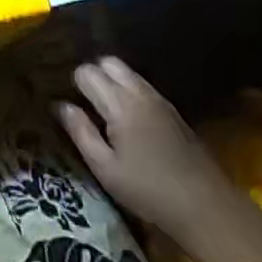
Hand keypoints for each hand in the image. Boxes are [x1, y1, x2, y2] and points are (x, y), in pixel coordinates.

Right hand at [56, 57, 241, 235]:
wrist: (201, 199)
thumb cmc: (146, 188)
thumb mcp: (105, 168)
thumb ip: (81, 132)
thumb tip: (61, 106)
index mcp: (120, 103)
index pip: (88, 72)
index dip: (74, 83)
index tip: (68, 102)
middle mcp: (139, 91)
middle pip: (110, 62)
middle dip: (94, 74)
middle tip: (84, 102)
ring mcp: (158, 97)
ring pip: (128, 72)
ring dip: (112, 80)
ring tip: (101, 109)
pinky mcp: (171, 108)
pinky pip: (142, 85)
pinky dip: (128, 89)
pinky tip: (126, 118)